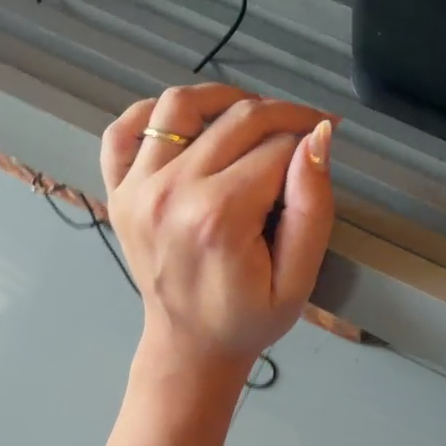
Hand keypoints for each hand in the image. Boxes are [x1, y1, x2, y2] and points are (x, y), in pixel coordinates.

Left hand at [100, 84, 335, 375]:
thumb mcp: (298, 278)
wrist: (189, 346)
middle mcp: (172, 191)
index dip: (310, 139)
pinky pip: (125, 128)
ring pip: (182, 104)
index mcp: (219, 218)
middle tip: (305, 128)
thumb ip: (313, 207)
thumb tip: (319, 137)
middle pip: (238, 118)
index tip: (327, 140)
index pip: (278, 148)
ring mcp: (137, 188)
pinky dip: (154, 114)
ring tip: (253, 117)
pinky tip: (190, 126)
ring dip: (224, 99)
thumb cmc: (248, 318)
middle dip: (282, 115)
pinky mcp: (118, 190)